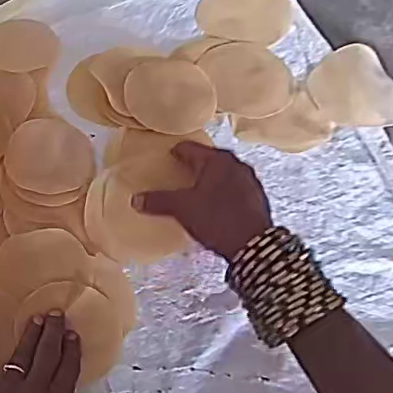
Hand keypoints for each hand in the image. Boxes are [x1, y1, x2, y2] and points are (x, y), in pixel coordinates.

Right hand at [133, 141, 272, 260]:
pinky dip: (221, 190)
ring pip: (222, 173)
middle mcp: (235, 163)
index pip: (189, 148)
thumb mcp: (182, 209)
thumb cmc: (216, 219)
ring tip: (194, 190)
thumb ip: (158, 201)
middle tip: (178, 174)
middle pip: (208, 159)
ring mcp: (249, 179)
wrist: (253, 245)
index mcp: (216, 160)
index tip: (166, 158)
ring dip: (208, 179)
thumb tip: (135, 199)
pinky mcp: (256, 196)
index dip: (175, 152)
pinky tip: (214, 203)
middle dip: (193, 165)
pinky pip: (233, 187)